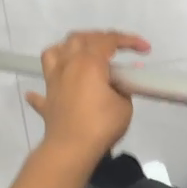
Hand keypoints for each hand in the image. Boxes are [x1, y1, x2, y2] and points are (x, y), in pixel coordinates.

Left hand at [26, 31, 150, 161]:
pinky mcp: (46, 101)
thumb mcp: (124, 106)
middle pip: (79, 38)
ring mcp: (53, 81)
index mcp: (89, 62)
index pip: (110, 40)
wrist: (71, 149)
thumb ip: (122, 89)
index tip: (145, 50)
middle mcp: (68, 64)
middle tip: (115, 48)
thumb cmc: (101, 125)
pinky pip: (41, 91)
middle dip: (99, 38)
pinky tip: (49, 91)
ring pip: (54, 53)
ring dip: (67, 49)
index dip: (129, 40)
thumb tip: (115, 85)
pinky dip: (45, 89)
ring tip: (80, 56)